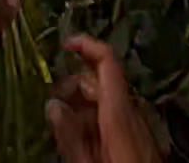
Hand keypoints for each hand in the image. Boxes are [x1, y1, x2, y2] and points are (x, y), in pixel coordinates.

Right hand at [48, 35, 160, 162]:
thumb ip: (70, 136)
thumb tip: (52, 105)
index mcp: (120, 112)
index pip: (107, 60)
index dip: (86, 44)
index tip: (63, 46)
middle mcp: (131, 113)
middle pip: (101, 82)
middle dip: (73, 85)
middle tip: (51, 102)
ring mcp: (136, 129)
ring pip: (105, 103)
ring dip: (81, 108)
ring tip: (60, 127)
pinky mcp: (138, 144)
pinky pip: (113, 122)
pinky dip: (93, 125)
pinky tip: (78, 143)